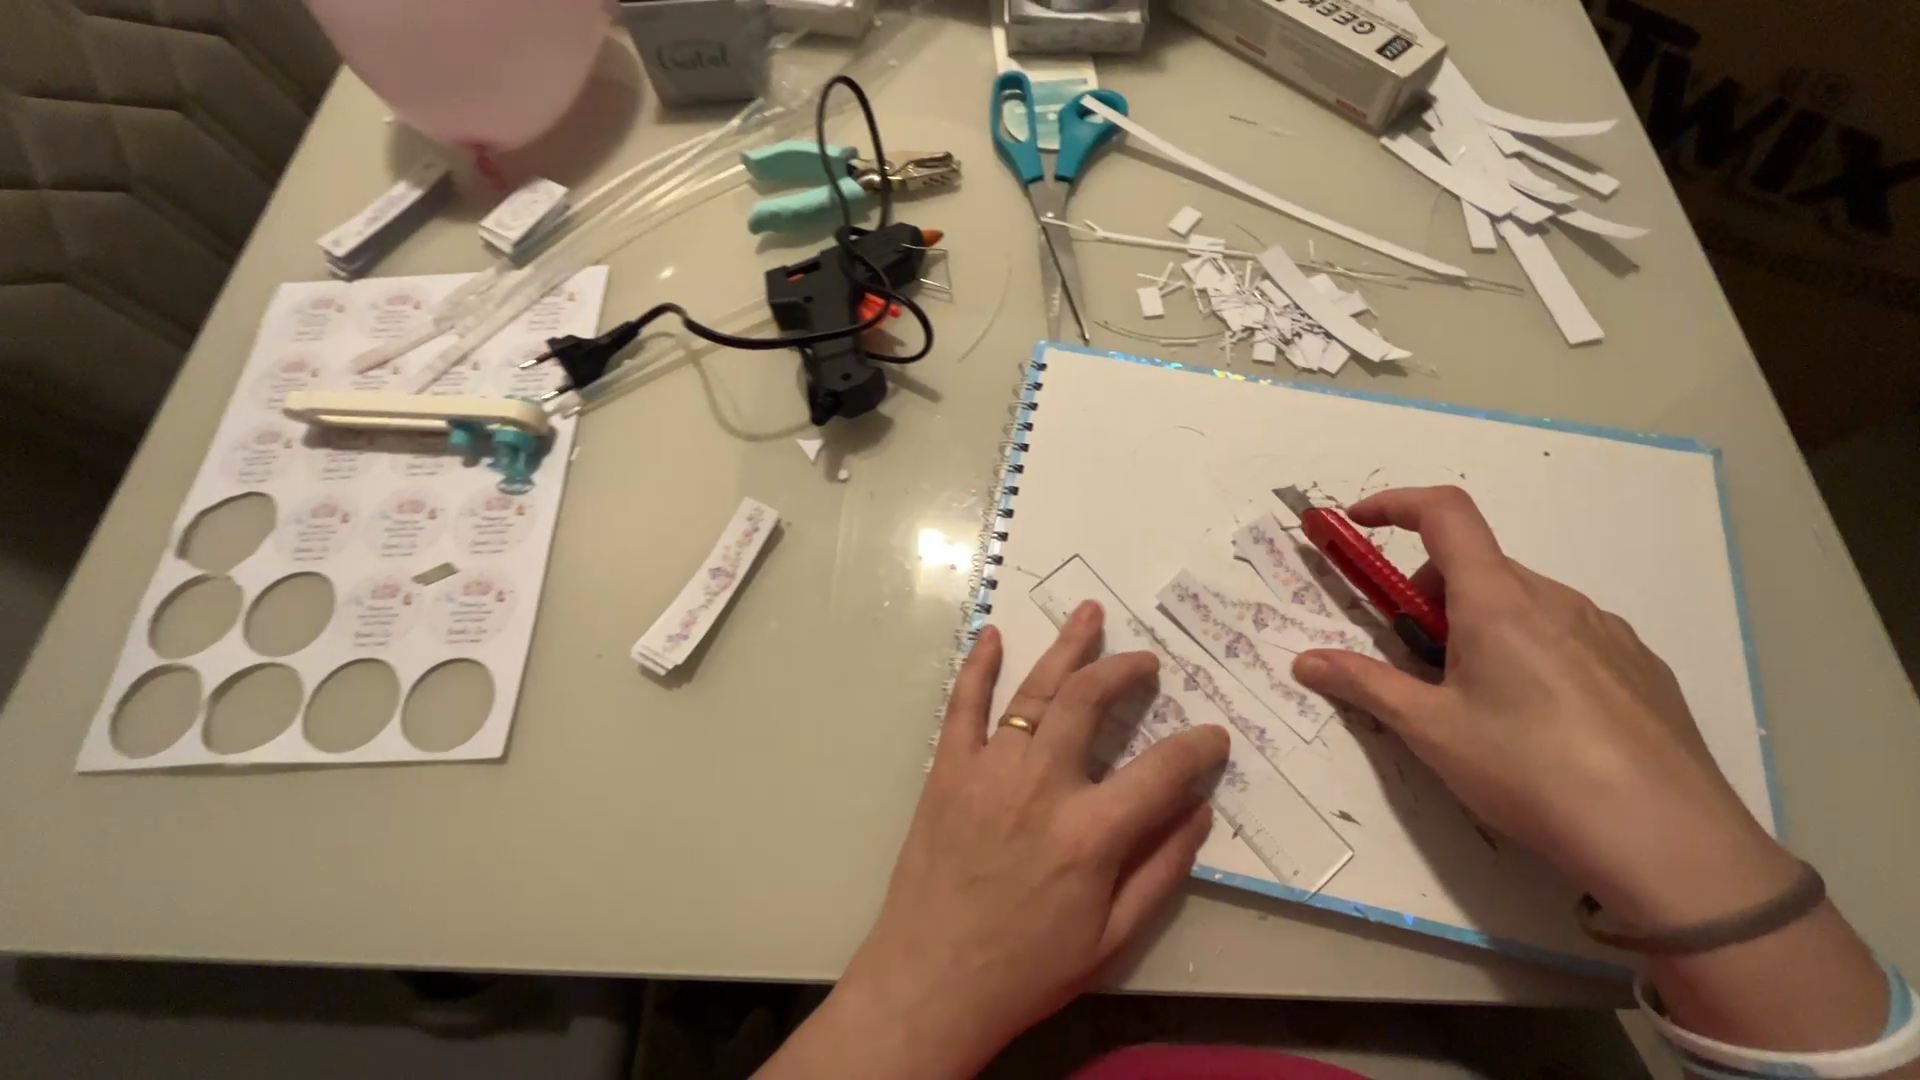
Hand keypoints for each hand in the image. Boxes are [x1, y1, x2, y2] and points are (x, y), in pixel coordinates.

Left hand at [760, 602, 1228, 1079]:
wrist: (931, 980)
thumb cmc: (1028, 967)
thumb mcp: (1113, 937)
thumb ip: (1162, 869)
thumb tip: (1201, 808)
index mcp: (1090, 833)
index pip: (1162, 770)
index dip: (1198, 747)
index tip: (1214, 735)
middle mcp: (1041, 786)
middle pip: (1090, 702)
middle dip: (1124, 670)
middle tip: (1146, 661)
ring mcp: (988, 770)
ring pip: (1033, 690)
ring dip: (1065, 647)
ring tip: (1088, 613)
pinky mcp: (947, 770)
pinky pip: (963, 705)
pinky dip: (977, 665)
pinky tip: (992, 633)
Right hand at [1291, 486, 1797, 928]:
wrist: (1672, 844)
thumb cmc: (1532, 772)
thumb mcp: (1431, 730)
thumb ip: (1363, 684)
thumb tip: (1305, 660)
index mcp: (1498, 602)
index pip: (1444, 513)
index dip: (1394, 504)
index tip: (1358, 524)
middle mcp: (1555, 600)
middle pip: (1475, 566)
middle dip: (1428, 597)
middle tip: (1414, 662)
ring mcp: (1605, 631)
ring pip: (1519, 602)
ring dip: (1476, 625)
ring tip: (1475, 702)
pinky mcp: (1638, 667)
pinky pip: (1564, 633)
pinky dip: (1526, 649)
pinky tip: (1536, 721)